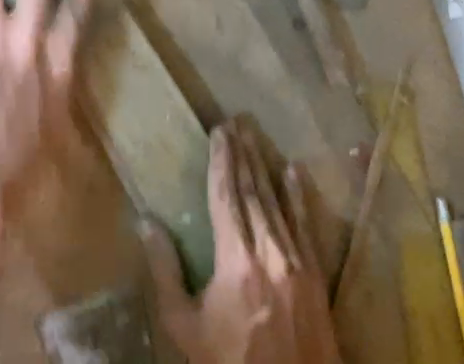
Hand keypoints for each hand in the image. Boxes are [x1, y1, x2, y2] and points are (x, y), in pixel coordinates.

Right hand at [143, 121, 342, 363]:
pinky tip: (295, 173)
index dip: (221, 161)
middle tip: (235, 123)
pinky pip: (306, 225)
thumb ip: (166, 271)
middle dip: (242, 155)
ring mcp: (298, 262)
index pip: (226, 196)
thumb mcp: (184, 325)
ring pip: (278, 203)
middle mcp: (270, 251)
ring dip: (264, 167)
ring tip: (255, 138)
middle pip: (253, 192)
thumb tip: (147, 222)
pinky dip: (299, 197)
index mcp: (236, 260)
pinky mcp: (316, 276)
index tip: (219, 132)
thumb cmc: (229, 362)